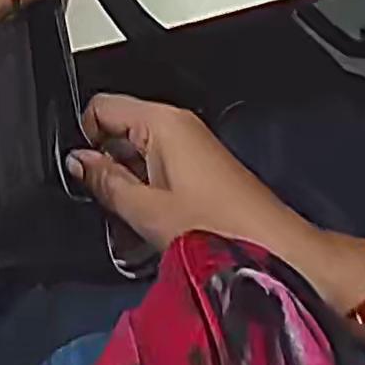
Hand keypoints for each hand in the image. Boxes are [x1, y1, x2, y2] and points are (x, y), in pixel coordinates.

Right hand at [66, 94, 323, 261]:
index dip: (84, 139)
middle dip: (106, 165)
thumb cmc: (227, 232)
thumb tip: (78, 162)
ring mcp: (190, 145)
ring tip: (133, 220)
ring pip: (135, 151)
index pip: (99, 107)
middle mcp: (177, 125)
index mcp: (162, 122)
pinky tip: (152, 223)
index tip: (85, 173)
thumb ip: (104, 181)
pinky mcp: (200, 167)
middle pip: (116, 128)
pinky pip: (157, 166)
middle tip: (110, 203)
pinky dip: (147, 190)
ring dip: (126, 182)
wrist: (286, 257)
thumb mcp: (147, 210)